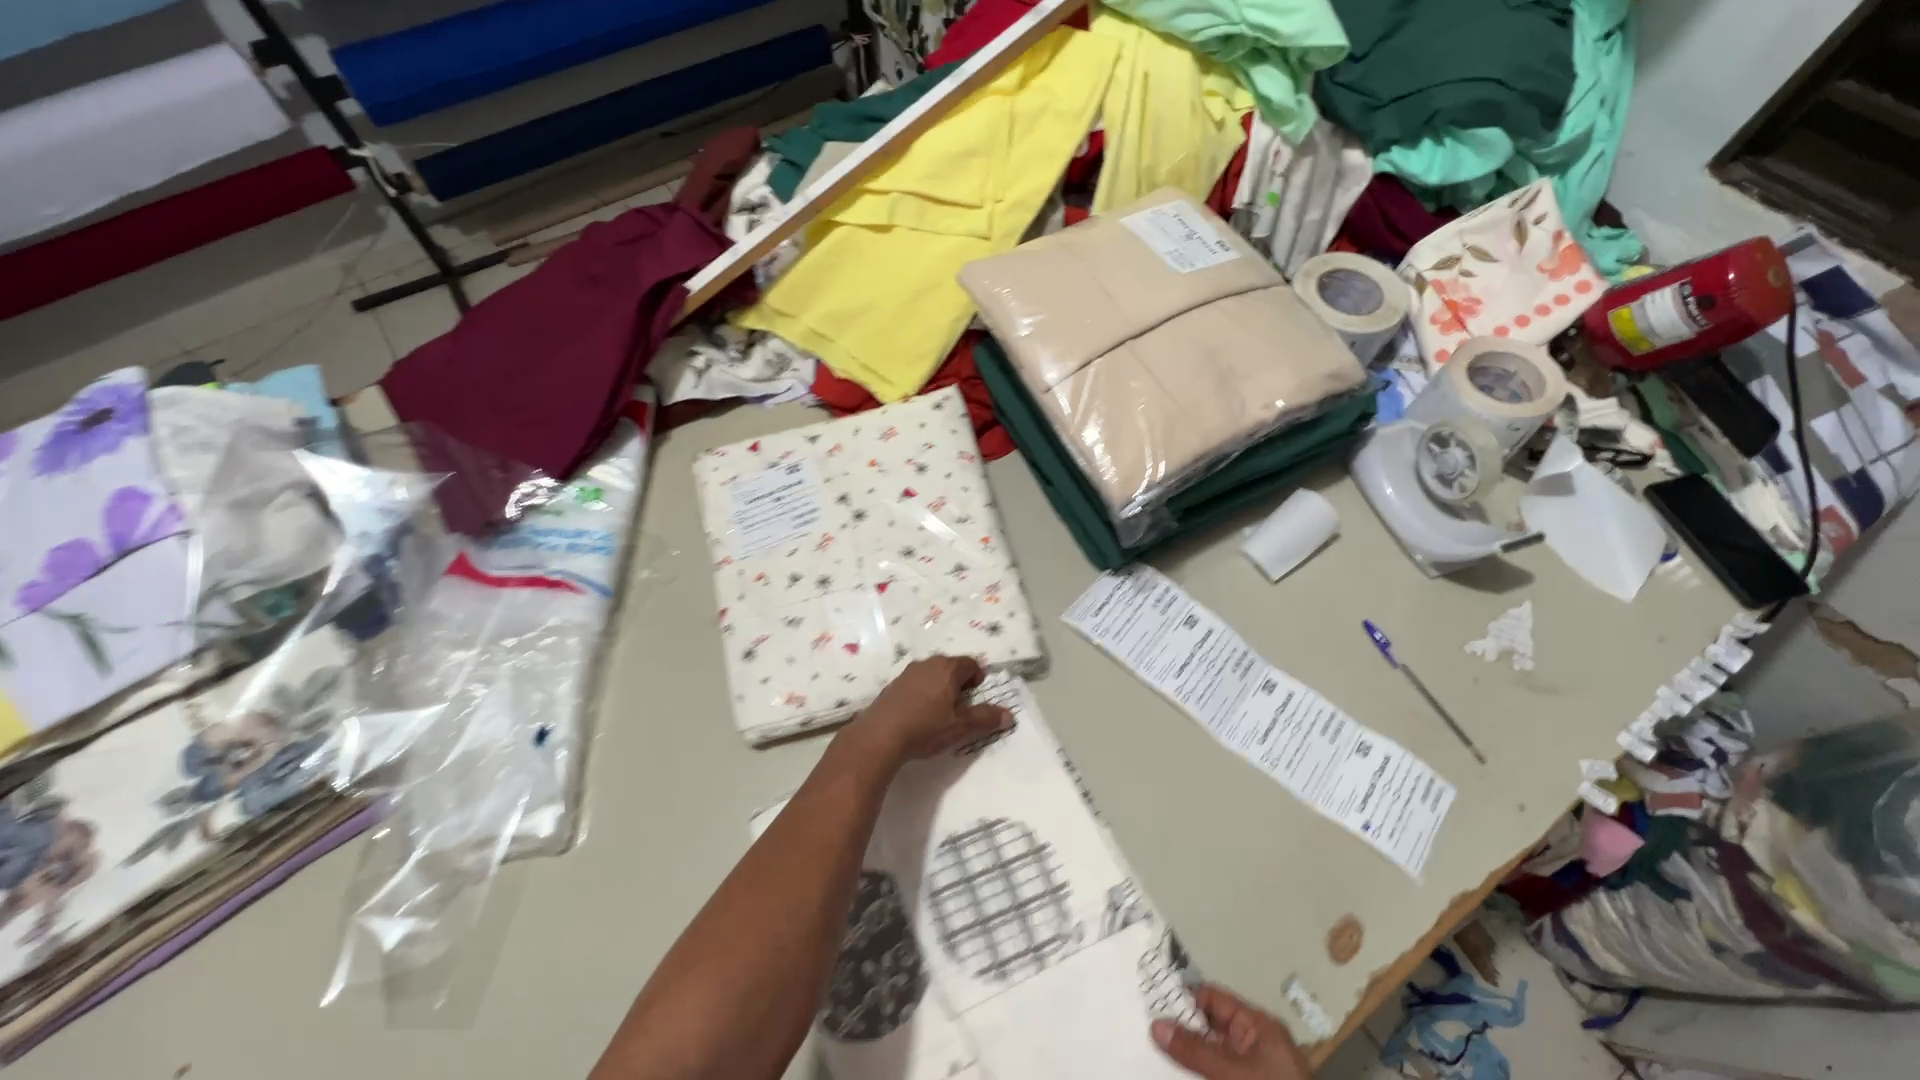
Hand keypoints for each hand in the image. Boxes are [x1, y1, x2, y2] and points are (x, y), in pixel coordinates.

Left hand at [844, 656, 1010, 764]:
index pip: (971, 664)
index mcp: (947, 668)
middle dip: (959, 683)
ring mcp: (907, 673)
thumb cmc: (926, 727)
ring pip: (931, 675)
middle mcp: (927, 664)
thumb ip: (986, 718)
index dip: (978, 679)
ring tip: (940, 712)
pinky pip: (915, 684)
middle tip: (961, 707)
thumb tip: (1009, 715)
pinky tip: (918, 716)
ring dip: (939, 688)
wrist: (880, 736)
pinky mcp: (892, 686)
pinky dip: (922, 694)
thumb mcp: (961, 726)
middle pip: (950, 667)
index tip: (976, 697)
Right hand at [1152, 984, 1313, 1079]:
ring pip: (1207, 1053)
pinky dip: (1192, 1072)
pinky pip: (1211, 1073)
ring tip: (1148, 1051)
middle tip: (1143, 1029)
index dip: (1183, 999)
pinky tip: (1168, 1072)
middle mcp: (1252, 1044)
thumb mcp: (1234, 1072)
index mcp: (1258, 1026)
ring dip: (1183, 1055)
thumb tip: (1156, 1025)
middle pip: (1207, 1027)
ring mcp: (1248, 1070)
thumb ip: (1196, 1050)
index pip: (1213, 1000)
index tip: (1150, 1005)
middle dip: (1178, 1029)